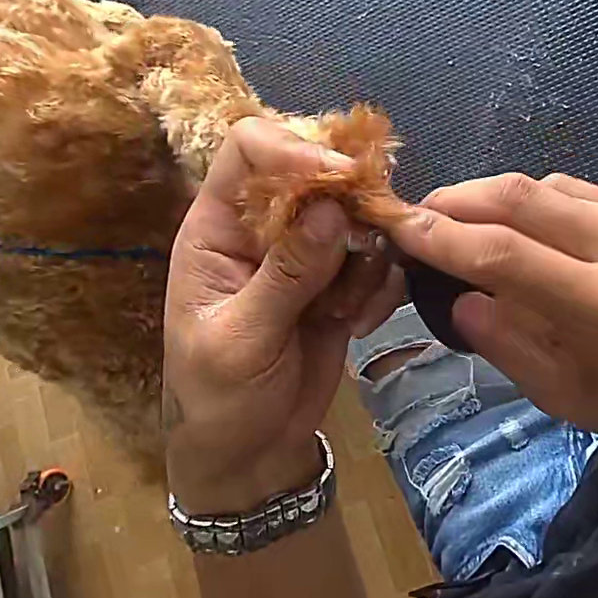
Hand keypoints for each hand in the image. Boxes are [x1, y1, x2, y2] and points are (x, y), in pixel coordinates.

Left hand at [163, 120, 392, 512]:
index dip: (292, 148)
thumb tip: (330, 210)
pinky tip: (358, 326)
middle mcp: (265, 228)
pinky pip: (375, 259)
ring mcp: (307, 253)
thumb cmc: (220, 397)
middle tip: (369, 241)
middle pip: (315, 171)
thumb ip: (284, 275)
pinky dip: (379, 288)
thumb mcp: (241, 339)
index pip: (248, 150)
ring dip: (365, 260)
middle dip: (349, 203)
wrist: (253, 449)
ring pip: (356, 216)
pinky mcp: (340, 281)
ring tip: (344, 313)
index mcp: (218, 227)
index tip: (339, 176)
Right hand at [385, 173, 597, 477]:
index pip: (505, 254)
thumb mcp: (565, 398)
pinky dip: (521, 200)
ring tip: (452, 222)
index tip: (398, 229)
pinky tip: (507, 224)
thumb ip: (504, 344)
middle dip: (453, 201)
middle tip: (414, 218)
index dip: (442, 236)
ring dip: (484, 197)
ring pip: (536, 186)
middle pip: (517, 199)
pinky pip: (564, 190)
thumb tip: (456, 295)